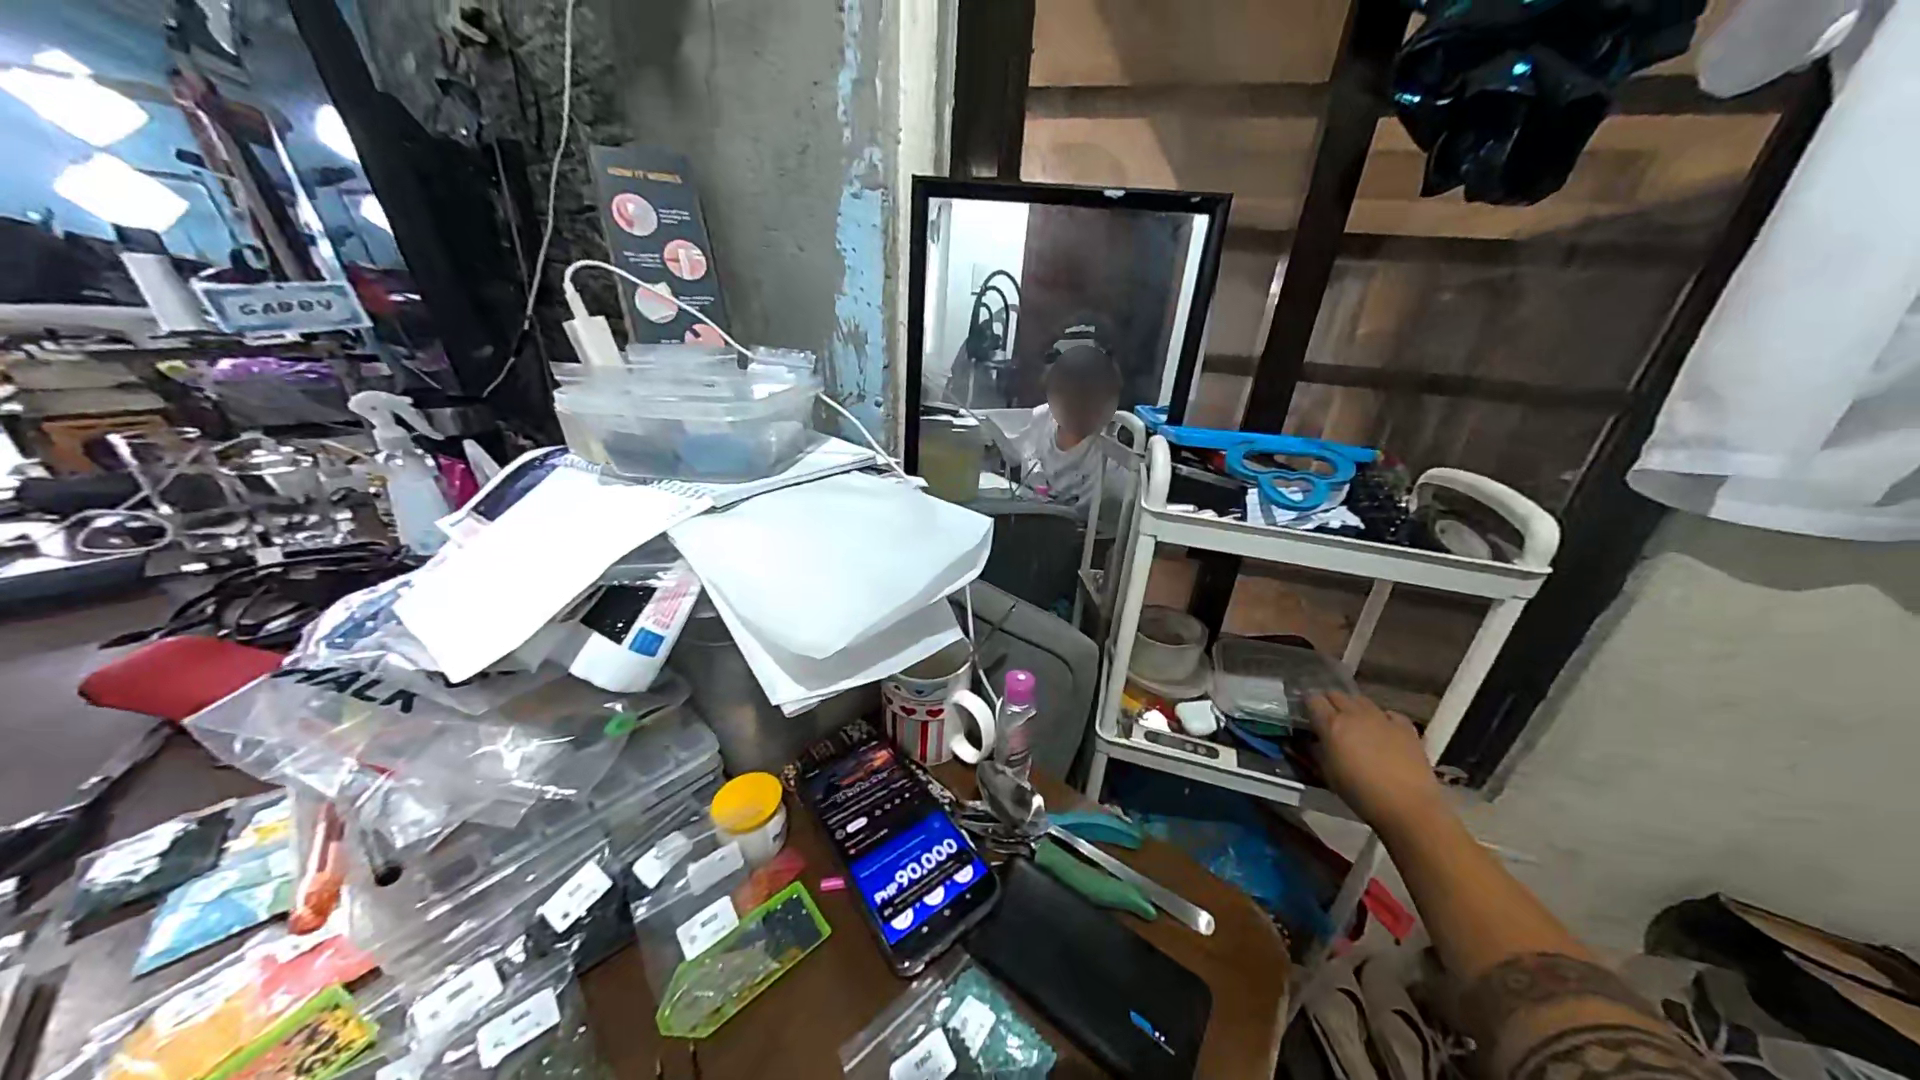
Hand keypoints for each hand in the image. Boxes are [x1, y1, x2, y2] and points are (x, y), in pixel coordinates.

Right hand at [1306, 690, 1445, 829]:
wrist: (1407, 805)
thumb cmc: (1360, 792)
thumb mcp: (1327, 774)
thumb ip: (1316, 752)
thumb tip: (1312, 742)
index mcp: (1332, 724)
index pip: (1313, 700)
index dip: (1309, 705)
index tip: (1308, 714)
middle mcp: (1355, 714)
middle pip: (1337, 695)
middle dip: (1329, 702)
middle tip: (1329, 718)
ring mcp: (1382, 718)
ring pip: (1361, 700)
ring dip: (1353, 707)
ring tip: (1355, 723)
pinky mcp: (1405, 727)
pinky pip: (1389, 714)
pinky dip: (1382, 718)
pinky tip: (1383, 731)